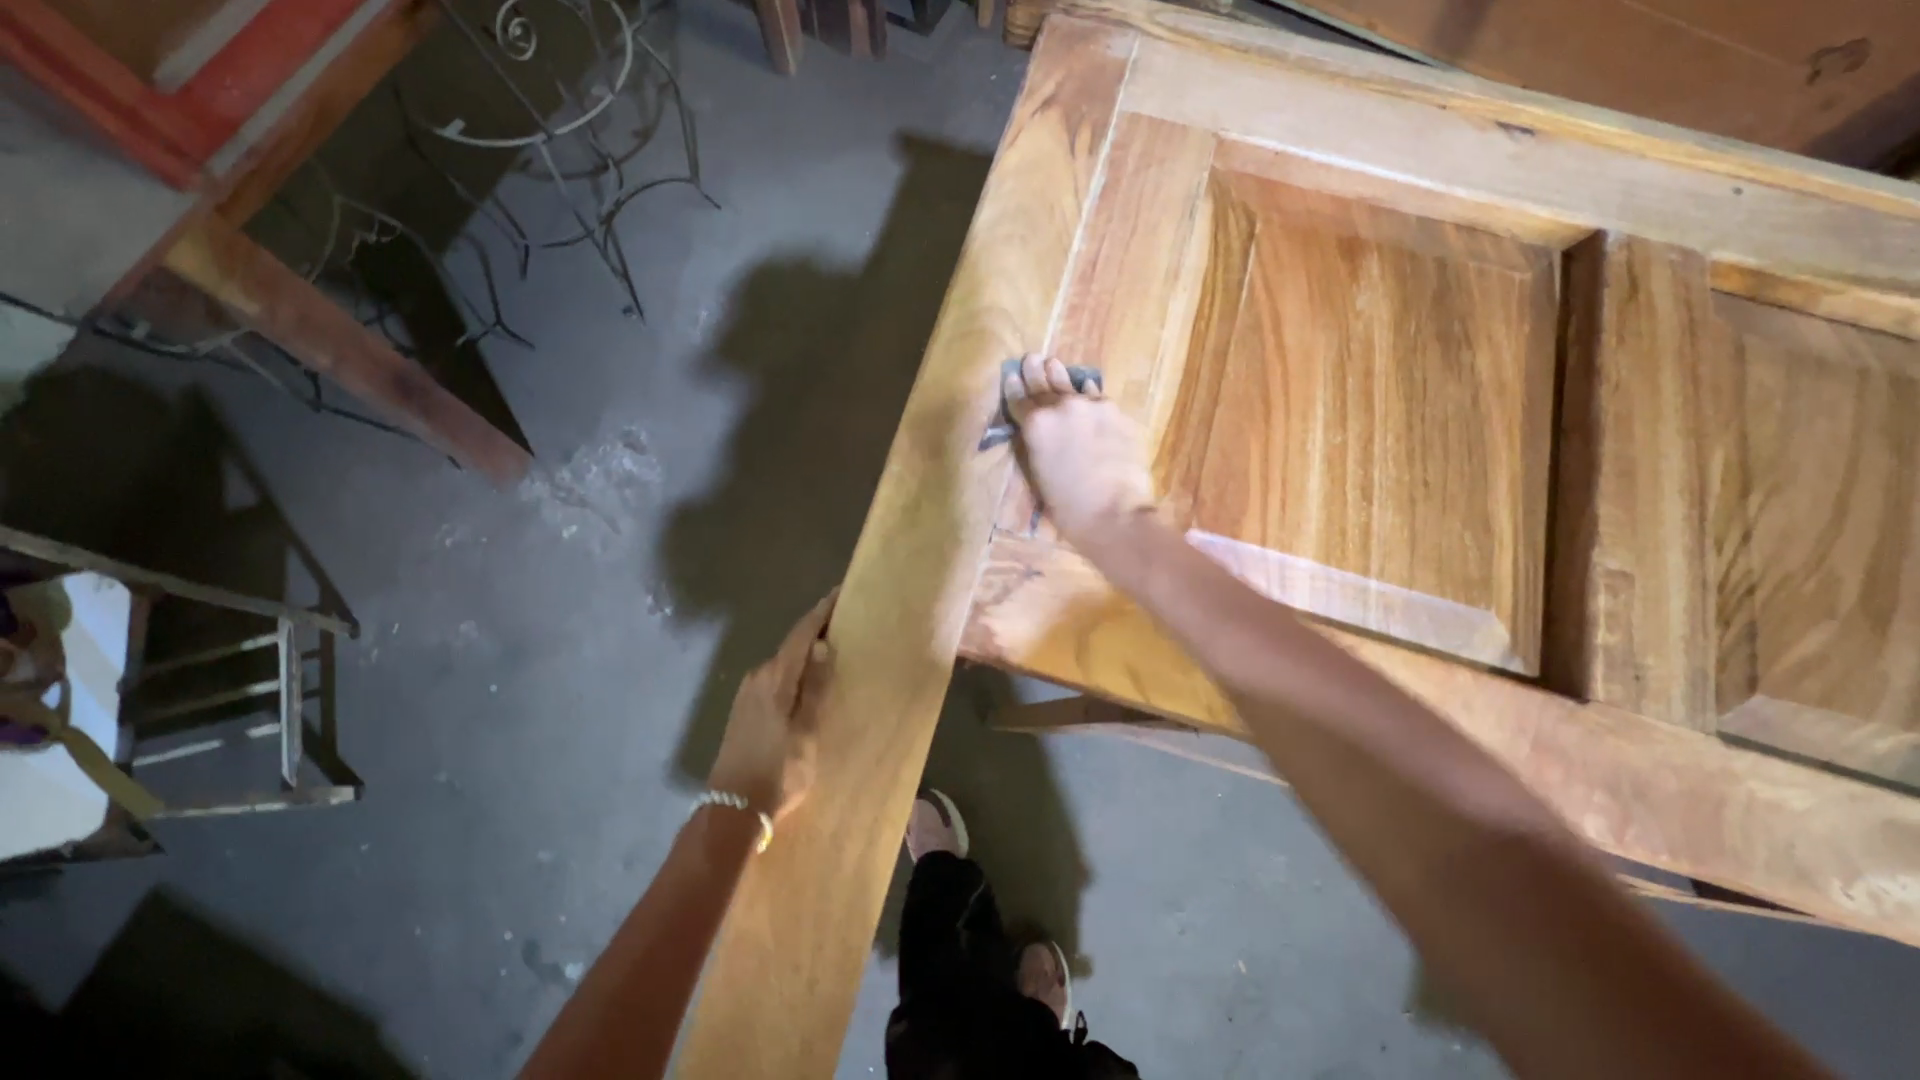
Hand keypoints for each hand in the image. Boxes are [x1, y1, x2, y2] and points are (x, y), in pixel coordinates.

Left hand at [708, 589, 837, 820]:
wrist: (733, 809)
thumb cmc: (778, 770)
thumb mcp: (806, 732)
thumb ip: (814, 687)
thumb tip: (821, 645)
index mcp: (775, 678)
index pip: (801, 634)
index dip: (821, 612)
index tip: (840, 593)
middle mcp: (757, 678)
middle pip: (791, 645)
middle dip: (816, 631)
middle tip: (845, 622)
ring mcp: (747, 695)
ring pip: (782, 664)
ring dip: (805, 654)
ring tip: (832, 649)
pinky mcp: (744, 711)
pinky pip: (775, 679)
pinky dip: (794, 672)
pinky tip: (807, 681)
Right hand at [1004, 353, 1157, 547]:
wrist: (1115, 512)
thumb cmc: (1068, 507)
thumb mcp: (1038, 474)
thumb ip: (1037, 444)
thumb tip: (1040, 431)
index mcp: (1035, 425)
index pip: (1019, 399)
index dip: (1014, 387)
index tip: (1011, 374)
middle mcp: (1062, 406)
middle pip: (1045, 385)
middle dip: (1036, 372)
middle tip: (1032, 358)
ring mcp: (1092, 406)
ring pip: (1073, 386)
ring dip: (1061, 376)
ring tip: (1054, 364)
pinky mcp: (1116, 413)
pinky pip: (1098, 398)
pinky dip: (1089, 396)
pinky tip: (1086, 390)